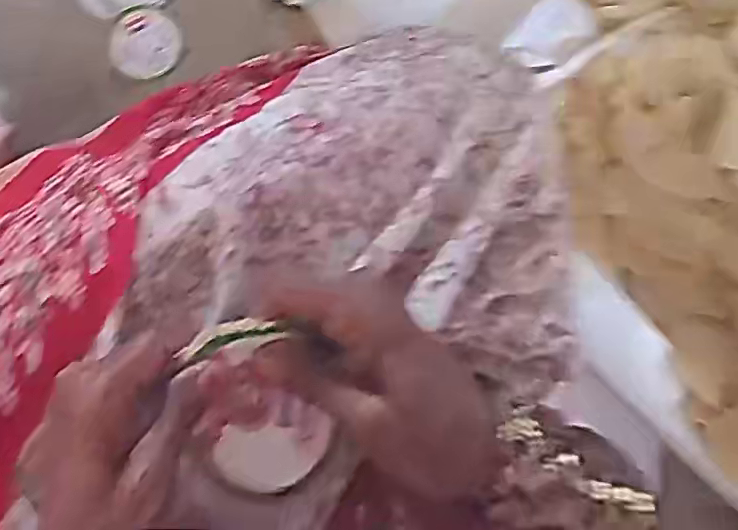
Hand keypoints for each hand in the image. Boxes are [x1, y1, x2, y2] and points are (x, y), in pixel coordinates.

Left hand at [18, 336, 201, 529]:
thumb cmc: (104, 523)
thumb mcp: (150, 480)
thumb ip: (178, 417)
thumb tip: (206, 367)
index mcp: (99, 387)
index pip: (154, 340)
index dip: (189, 338)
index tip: (217, 348)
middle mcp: (74, 378)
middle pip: (134, 352)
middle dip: (169, 363)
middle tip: (201, 383)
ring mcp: (57, 397)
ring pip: (116, 368)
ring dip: (146, 381)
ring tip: (174, 404)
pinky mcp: (49, 419)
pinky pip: (96, 390)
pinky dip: (121, 397)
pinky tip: (136, 424)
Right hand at [254, 278, 499, 502]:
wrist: (494, 448)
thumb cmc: (431, 441)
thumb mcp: (366, 423)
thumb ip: (310, 380)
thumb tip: (257, 352)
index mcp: (363, 314)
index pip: (292, 290)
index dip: (261, 315)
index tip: (243, 352)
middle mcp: (368, 295)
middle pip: (301, 292)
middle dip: (276, 327)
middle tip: (266, 375)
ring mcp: (377, 304)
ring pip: (315, 303)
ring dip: (295, 335)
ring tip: (287, 379)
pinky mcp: (381, 318)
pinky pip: (334, 315)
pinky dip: (317, 339)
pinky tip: (316, 374)